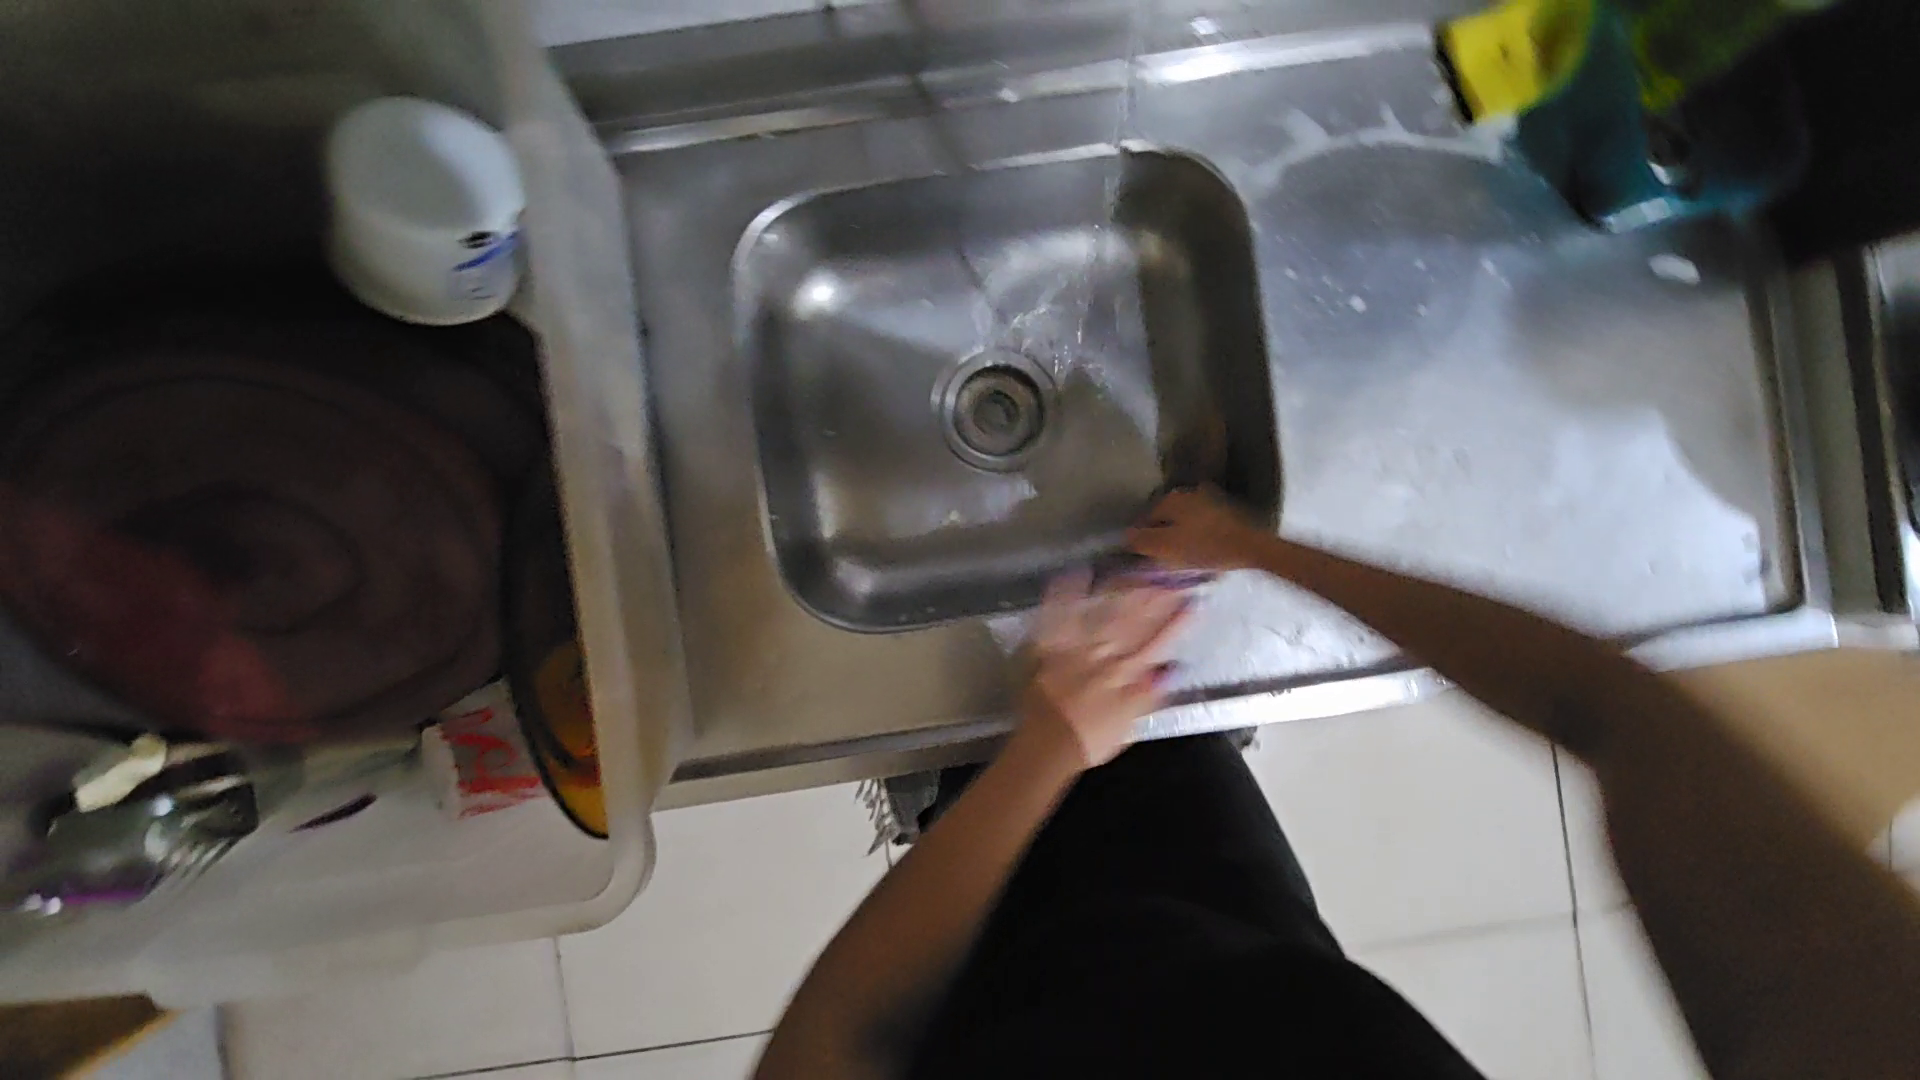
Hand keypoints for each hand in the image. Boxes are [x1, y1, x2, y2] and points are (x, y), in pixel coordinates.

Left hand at [1020, 569, 1192, 769]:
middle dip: (1153, 598)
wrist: (1050, 744)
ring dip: (1122, 591)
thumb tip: (1169, 668)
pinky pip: (1060, 615)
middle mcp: (1106, 655)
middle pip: (1133, 622)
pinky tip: (1077, 572)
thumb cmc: (1091, 740)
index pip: (1157, 643)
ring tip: (1136, 571)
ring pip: (1104, 614)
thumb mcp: (1129, 723)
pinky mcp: (1052, 646)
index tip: (1191, 603)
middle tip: (1168, 576)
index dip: (1176, 622)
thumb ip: (1148, 694)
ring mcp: (1078, 648)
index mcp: (1127, 674)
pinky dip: (1067, 594)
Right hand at [1127, 488, 1271, 571]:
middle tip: (1165, 559)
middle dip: (1161, 537)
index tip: (1146, 558)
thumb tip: (1126, 536)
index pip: (1142, 520)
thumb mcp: (1167, 547)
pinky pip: (1199, 523)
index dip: (1141, 540)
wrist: (1253, 547)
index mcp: (1169, 500)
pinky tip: (1201, 549)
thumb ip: (1141, 540)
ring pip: (1181, 520)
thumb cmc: (1206, 547)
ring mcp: (1207, 499)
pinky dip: (1195, 534)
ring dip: (1178, 535)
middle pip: (1163, 519)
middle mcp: (1186, 493)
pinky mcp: (1223, 510)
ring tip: (1183, 557)